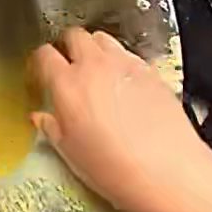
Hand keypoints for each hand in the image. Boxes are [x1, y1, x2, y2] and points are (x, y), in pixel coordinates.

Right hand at [31, 26, 211, 211]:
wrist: (171, 176)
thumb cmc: (113, 169)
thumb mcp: (71, 154)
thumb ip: (51, 128)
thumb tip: (40, 116)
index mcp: (67, 83)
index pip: (44, 54)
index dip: (40, 62)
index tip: (42, 75)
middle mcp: (94, 65)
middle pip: (74, 35)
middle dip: (67, 46)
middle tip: (68, 67)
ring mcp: (125, 64)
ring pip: (102, 38)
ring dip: (94, 49)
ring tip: (97, 71)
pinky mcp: (151, 71)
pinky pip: (129, 54)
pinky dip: (121, 62)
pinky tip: (124, 85)